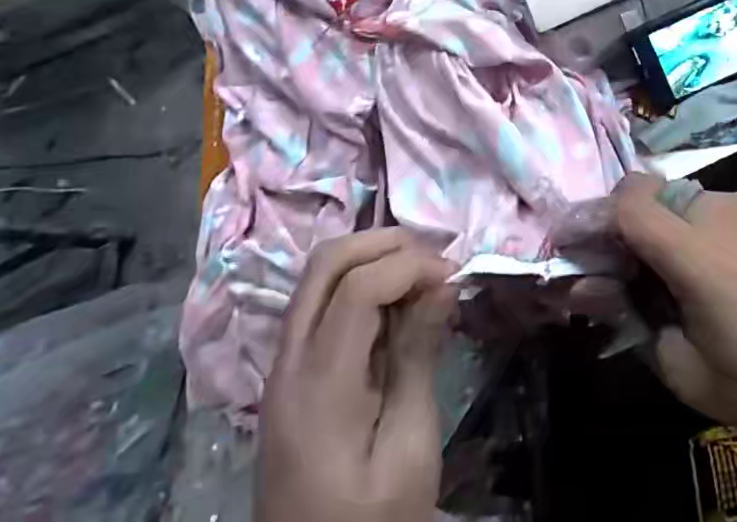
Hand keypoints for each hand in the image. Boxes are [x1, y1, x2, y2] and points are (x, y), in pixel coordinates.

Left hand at [256, 230, 456, 521]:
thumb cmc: (372, 519)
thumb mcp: (410, 447)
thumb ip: (419, 357)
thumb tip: (442, 284)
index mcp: (318, 385)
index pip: (357, 287)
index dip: (411, 265)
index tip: (454, 278)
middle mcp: (287, 364)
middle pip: (324, 264)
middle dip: (384, 243)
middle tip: (436, 260)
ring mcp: (282, 370)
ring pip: (317, 279)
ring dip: (372, 260)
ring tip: (423, 277)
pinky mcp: (290, 379)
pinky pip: (320, 306)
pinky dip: (361, 286)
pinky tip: (398, 307)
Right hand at [611, 172, 736, 455]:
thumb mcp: (685, 371)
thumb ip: (628, 318)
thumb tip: (585, 285)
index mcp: (701, 255)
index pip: (630, 200)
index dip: (596, 218)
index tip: (580, 250)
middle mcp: (723, 212)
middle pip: (651, 196)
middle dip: (628, 229)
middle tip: (624, 277)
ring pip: (679, 200)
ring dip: (662, 230)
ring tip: (671, 282)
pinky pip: (709, 208)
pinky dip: (692, 230)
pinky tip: (709, 274)